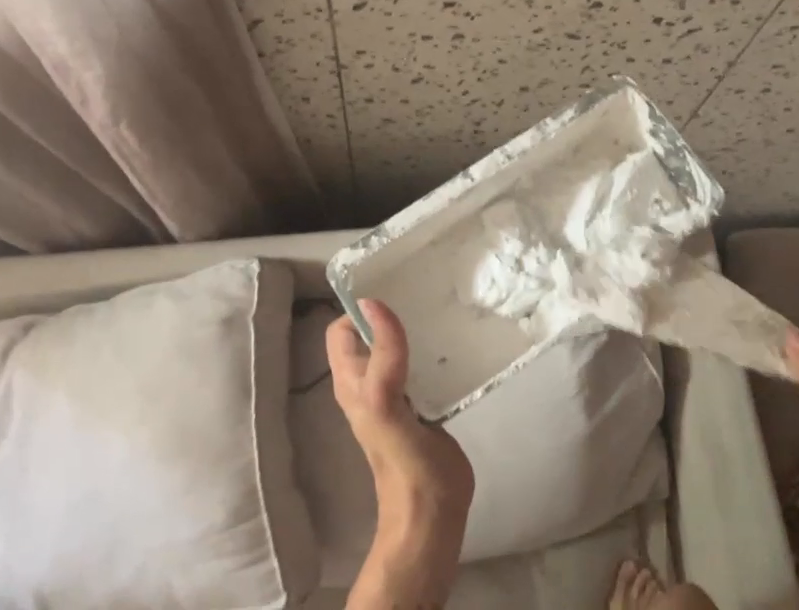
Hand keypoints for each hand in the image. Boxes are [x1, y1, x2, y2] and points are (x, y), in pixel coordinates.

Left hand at [328, 299, 473, 539]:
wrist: (433, 513)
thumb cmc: (404, 462)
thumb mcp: (386, 404)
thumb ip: (383, 357)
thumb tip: (373, 303)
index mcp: (353, 382)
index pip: (342, 329)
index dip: (358, 306)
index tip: (392, 284)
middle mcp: (370, 383)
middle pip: (372, 334)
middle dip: (392, 309)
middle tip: (423, 288)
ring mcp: (398, 394)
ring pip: (399, 346)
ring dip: (415, 327)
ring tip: (442, 305)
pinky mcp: (425, 404)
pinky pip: (425, 364)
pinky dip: (436, 348)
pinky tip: (456, 340)